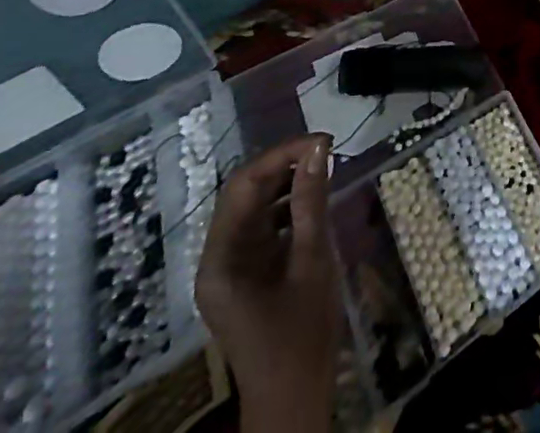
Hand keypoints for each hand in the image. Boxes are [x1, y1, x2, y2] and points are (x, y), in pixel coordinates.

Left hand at [195, 134, 337, 431]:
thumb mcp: (312, 263)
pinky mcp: (244, 274)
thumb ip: (312, 204)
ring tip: (322, 168)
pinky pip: (261, 230)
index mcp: (220, 258)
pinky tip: (312, 200)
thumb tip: (319, 151)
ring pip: (253, 210)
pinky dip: (286, 211)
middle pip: (244, 196)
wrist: (294, 399)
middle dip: (283, 167)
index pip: (243, 187)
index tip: (321, 141)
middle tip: (325, 150)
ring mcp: (228, 267)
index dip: (281, 156)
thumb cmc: (303, 336)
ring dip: (285, 186)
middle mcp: (215, 257)